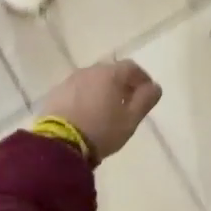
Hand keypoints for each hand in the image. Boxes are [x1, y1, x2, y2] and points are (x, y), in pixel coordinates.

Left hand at [36, 61, 161, 162]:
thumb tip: (155, 87)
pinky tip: (86, 113)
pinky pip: (76, 90)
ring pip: (92, 80)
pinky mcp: (55, 94)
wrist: (60, 144)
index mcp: (109, 74)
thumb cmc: (101, 130)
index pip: (131, 67)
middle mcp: (88, 71)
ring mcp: (69, 81)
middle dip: (121, 83)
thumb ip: (145, 100)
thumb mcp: (130, 119)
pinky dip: (85, 97)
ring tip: (106, 110)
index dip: (142, 78)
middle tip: (127, 102)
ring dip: (102, 90)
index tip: (147, 93)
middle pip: (110, 72)